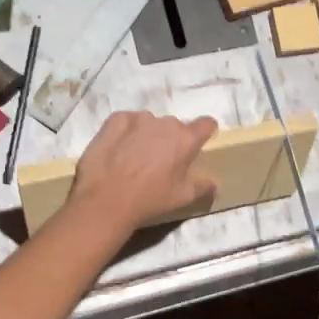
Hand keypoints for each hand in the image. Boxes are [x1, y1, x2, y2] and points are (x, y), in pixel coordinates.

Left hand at [67, 111, 217, 233]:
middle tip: (160, 161)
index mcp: (185, 139)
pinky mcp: (115, 119)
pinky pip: (127, 121)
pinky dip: (126, 131)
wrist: (105, 200)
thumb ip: (203, 187)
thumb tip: (214, 183)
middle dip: (171, 140)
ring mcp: (138, 118)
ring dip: (148, 135)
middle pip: (175, 126)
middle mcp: (165, 123)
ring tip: (135, 157)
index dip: (205, 133)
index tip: (198, 144)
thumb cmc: (149, 200)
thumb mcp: (182, 198)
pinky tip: (119, 149)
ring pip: (150, 123)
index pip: (206, 124)